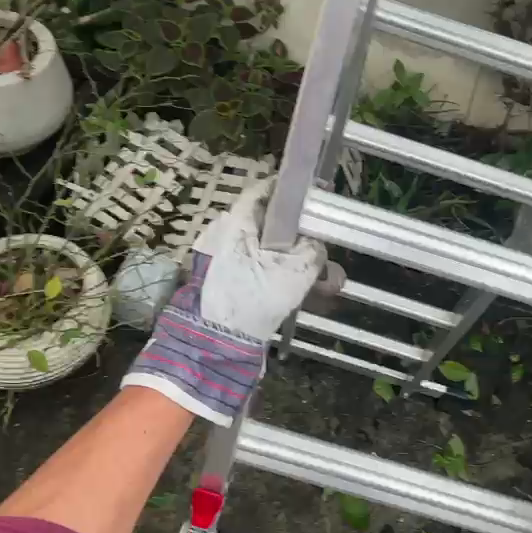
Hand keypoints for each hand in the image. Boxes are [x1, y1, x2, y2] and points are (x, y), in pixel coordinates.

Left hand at [120, 180, 325, 424]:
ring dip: (282, 252)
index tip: (312, 200)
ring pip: (257, 242)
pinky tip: (285, 284)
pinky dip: (267, 266)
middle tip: (315, 242)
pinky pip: (247, 260)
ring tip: (309, 271)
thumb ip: (312, 250)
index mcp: (236, 220)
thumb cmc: (254, 298)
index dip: (290, 192)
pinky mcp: (215, 274)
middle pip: (263, 218)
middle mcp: (221, 229)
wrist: (215, 342)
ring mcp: (214, 252)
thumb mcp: (295, 272)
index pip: (265, 190)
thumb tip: (317, 241)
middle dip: (292, 230)